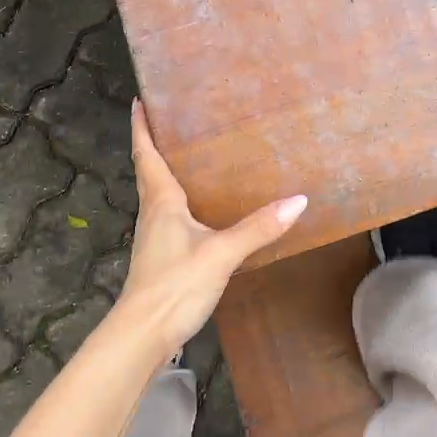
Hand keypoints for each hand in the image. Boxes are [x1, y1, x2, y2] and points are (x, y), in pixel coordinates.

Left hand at [111, 100, 306, 360]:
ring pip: (155, 195)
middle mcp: (151, 213)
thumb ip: (258, 228)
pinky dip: (174, 203)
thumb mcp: (221, 254)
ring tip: (184, 159)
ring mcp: (152, 238)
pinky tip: (193, 212)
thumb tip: (298, 200)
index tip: (138, 100)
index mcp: (161, 201)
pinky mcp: (158, 260)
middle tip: (167, 122)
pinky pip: (164, 218)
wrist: (143, 336)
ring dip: (162, 174)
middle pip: (148, 171)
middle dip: (153, 145)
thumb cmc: (175, 285)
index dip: (140, 127)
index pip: (146, 154)